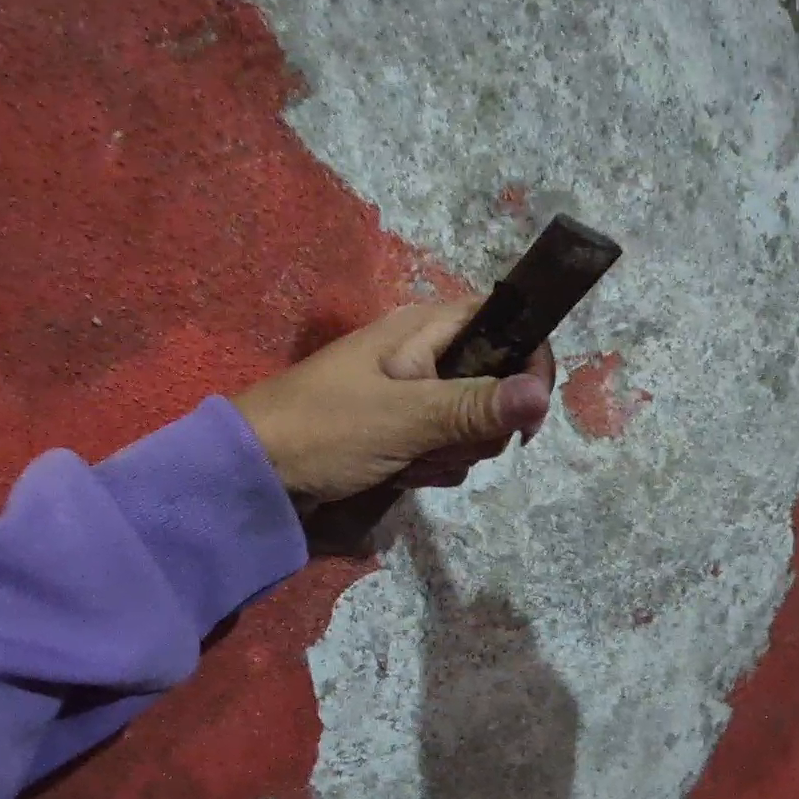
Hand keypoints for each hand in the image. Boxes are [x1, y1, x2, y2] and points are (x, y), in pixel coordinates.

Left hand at [232, 300, 555, 506]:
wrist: (253, 475)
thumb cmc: (324, 430)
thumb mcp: (405, 417)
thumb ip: (475, 406)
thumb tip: (544, 395)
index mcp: (423, 328)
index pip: (505, 322)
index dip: (528, 361)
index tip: (530, 412)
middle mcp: (425, 355)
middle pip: (495, 381)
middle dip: (481, 424)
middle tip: (445, 441)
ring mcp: (413, 396)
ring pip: (473, 422)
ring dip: (452, 452)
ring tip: (410, 462)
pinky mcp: (402, 431)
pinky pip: (445, 447)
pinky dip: (431, 466)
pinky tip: (402, 475)